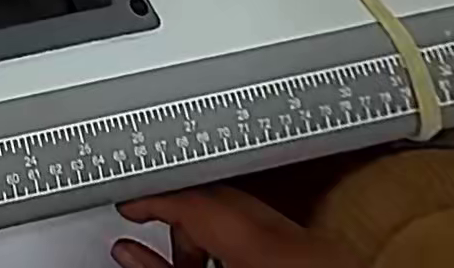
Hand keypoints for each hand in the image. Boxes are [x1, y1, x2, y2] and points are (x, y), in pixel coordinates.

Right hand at [112, 187, 358, 267]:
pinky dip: (243, 240)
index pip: (182, 192)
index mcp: (250, 233)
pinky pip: (268, 228)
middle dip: (180, 217)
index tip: (129, 203)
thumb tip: (127, 250)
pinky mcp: (325, 252)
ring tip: (197, 263)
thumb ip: (165, 267)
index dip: (147, 195)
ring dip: (210, 230)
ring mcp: (308, 241)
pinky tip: (233, 261)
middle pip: (209, 197)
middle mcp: (281, 228)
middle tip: (161, 245)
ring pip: (238, 212)